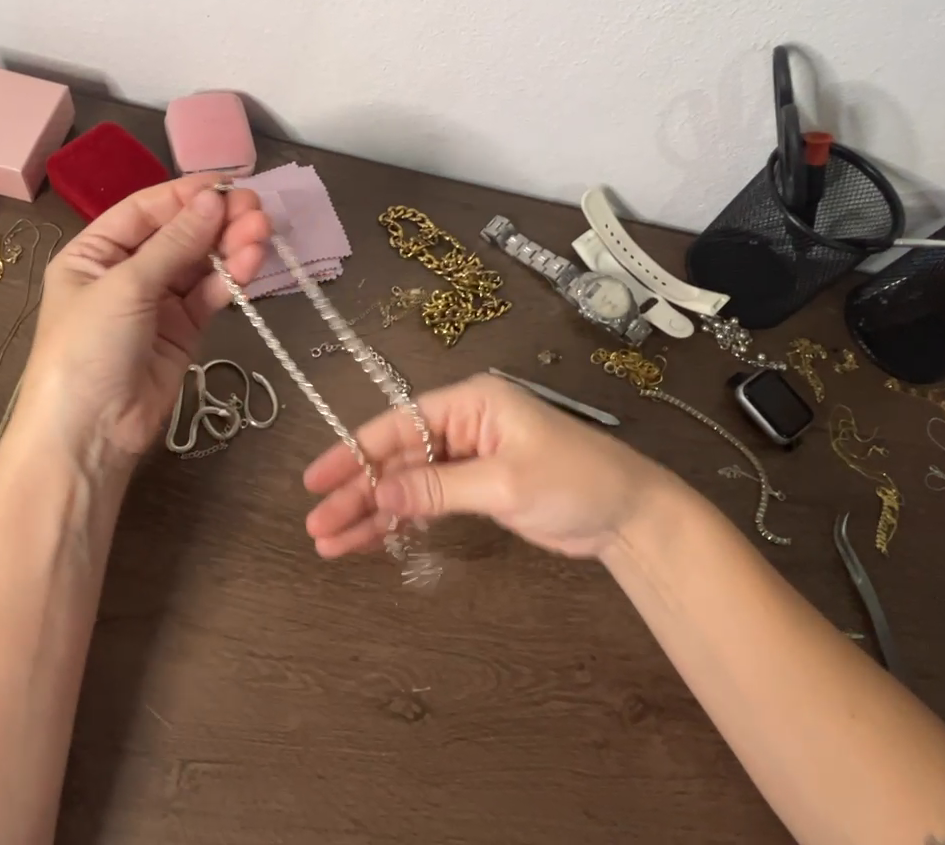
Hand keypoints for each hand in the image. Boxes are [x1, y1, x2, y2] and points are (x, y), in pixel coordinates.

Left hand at [3, 176, 272, 476]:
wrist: (89, 433)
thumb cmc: (88, 348)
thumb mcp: (125, 286)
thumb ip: (174, 243)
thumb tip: (214, 199)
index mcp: (95, 253)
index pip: (147, 211)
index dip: (188, 195)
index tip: (231, 183)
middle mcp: (127, 273)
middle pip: (180, 235)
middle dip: (217, 221)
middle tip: (258, 211)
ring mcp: (157, 303)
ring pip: (200, 265)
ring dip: (230, 248)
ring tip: (262, 235)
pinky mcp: (184, 332)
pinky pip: (209, 296)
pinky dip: (230, 280)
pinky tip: (251, 265)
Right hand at [302, 374, 683, 559]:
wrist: (628, 514)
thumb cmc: (574, 481)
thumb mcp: (504, 482)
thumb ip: (439, 487)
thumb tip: (380, 492)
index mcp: (469, 403)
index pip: (398, 425)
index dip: (354, 452)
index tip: (316, 480)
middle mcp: (461, 424)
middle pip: (396, 457)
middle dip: (357, 492)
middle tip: (317, 525)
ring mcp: (466, 457)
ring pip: (406, 483)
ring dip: (371, 512)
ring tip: (331, 543)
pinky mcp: (474, 487)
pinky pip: (426, 501)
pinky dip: (399, 521)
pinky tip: (368, 541)